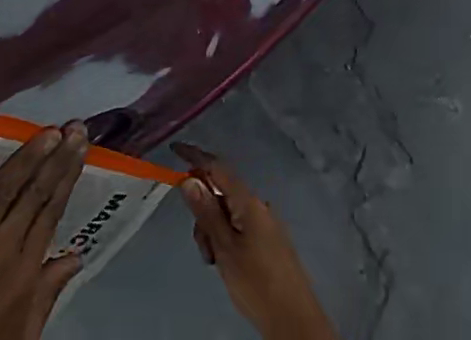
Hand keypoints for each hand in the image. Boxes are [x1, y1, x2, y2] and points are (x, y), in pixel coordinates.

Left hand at [0, 122, 89, 339]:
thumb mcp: (25, 332)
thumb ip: (47, 290)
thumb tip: (76, 255)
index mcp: (26, 272)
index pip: (51, 210)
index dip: (66, 175)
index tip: (78, 146)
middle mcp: (3, 250)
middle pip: (33, 194)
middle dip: (55, 157)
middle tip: (72, 127)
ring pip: (3, 192)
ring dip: (26, 159)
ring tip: (46, 132)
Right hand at [173, 142, 339, 339]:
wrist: (297, 325)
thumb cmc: (257, 284)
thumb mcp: (224, 247)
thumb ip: (205, 212)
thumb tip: (189, 179)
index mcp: (249, 203)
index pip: (217, 168)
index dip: (194, 156)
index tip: (174, 149)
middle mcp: (260, 208)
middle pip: (221, 193)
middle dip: (203, 210)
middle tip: (201, 243)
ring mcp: (267, 225)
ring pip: (228, 213)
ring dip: (213, 229)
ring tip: (215, 260)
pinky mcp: (270, 243)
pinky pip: (239, 227)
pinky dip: (226, 237)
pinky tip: (225, 262)